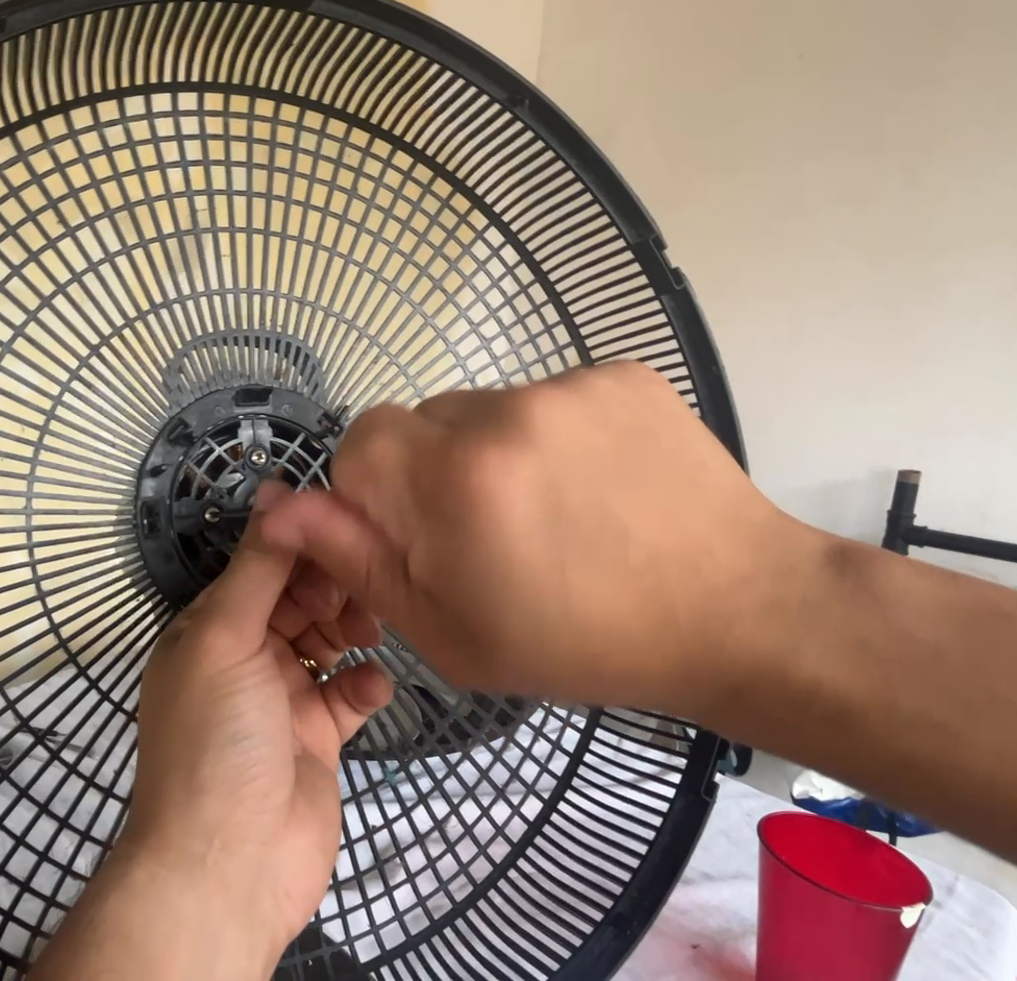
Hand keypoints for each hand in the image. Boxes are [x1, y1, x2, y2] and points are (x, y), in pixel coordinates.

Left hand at [32, 501, 393, 978]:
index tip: (345, 531)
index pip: (260, 568)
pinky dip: (362, 684)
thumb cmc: (217, 737)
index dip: (300, 549)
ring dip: (349, 629)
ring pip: (325, 641)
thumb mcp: (225, 638)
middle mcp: (243, 657)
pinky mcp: (316, 739)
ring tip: (369, 633)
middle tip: (363, 589)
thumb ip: (256, 568)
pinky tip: (373, 684)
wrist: (230, 864)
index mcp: (209, 629)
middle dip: (329, 589)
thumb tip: (274, 492)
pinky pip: (346, 695)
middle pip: (296, 601)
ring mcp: (280, 699)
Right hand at [260, 361, 816, 715]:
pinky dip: (548, 436)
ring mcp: (566, 384)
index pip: (356, 445)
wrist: (738, 614)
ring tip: (549, 510)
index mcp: (450, 479)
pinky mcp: (618, 373)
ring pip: (480, 409)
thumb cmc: (578, 643)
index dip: (376, 496)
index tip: (424, 540)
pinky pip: (545, 397)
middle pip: (419, 423)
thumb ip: (355, 560)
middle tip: (488, 533)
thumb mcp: (446, 630)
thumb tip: (278, 505)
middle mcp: (500, 411)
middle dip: (429, 472)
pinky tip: (592, 486)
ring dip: (489, 453)